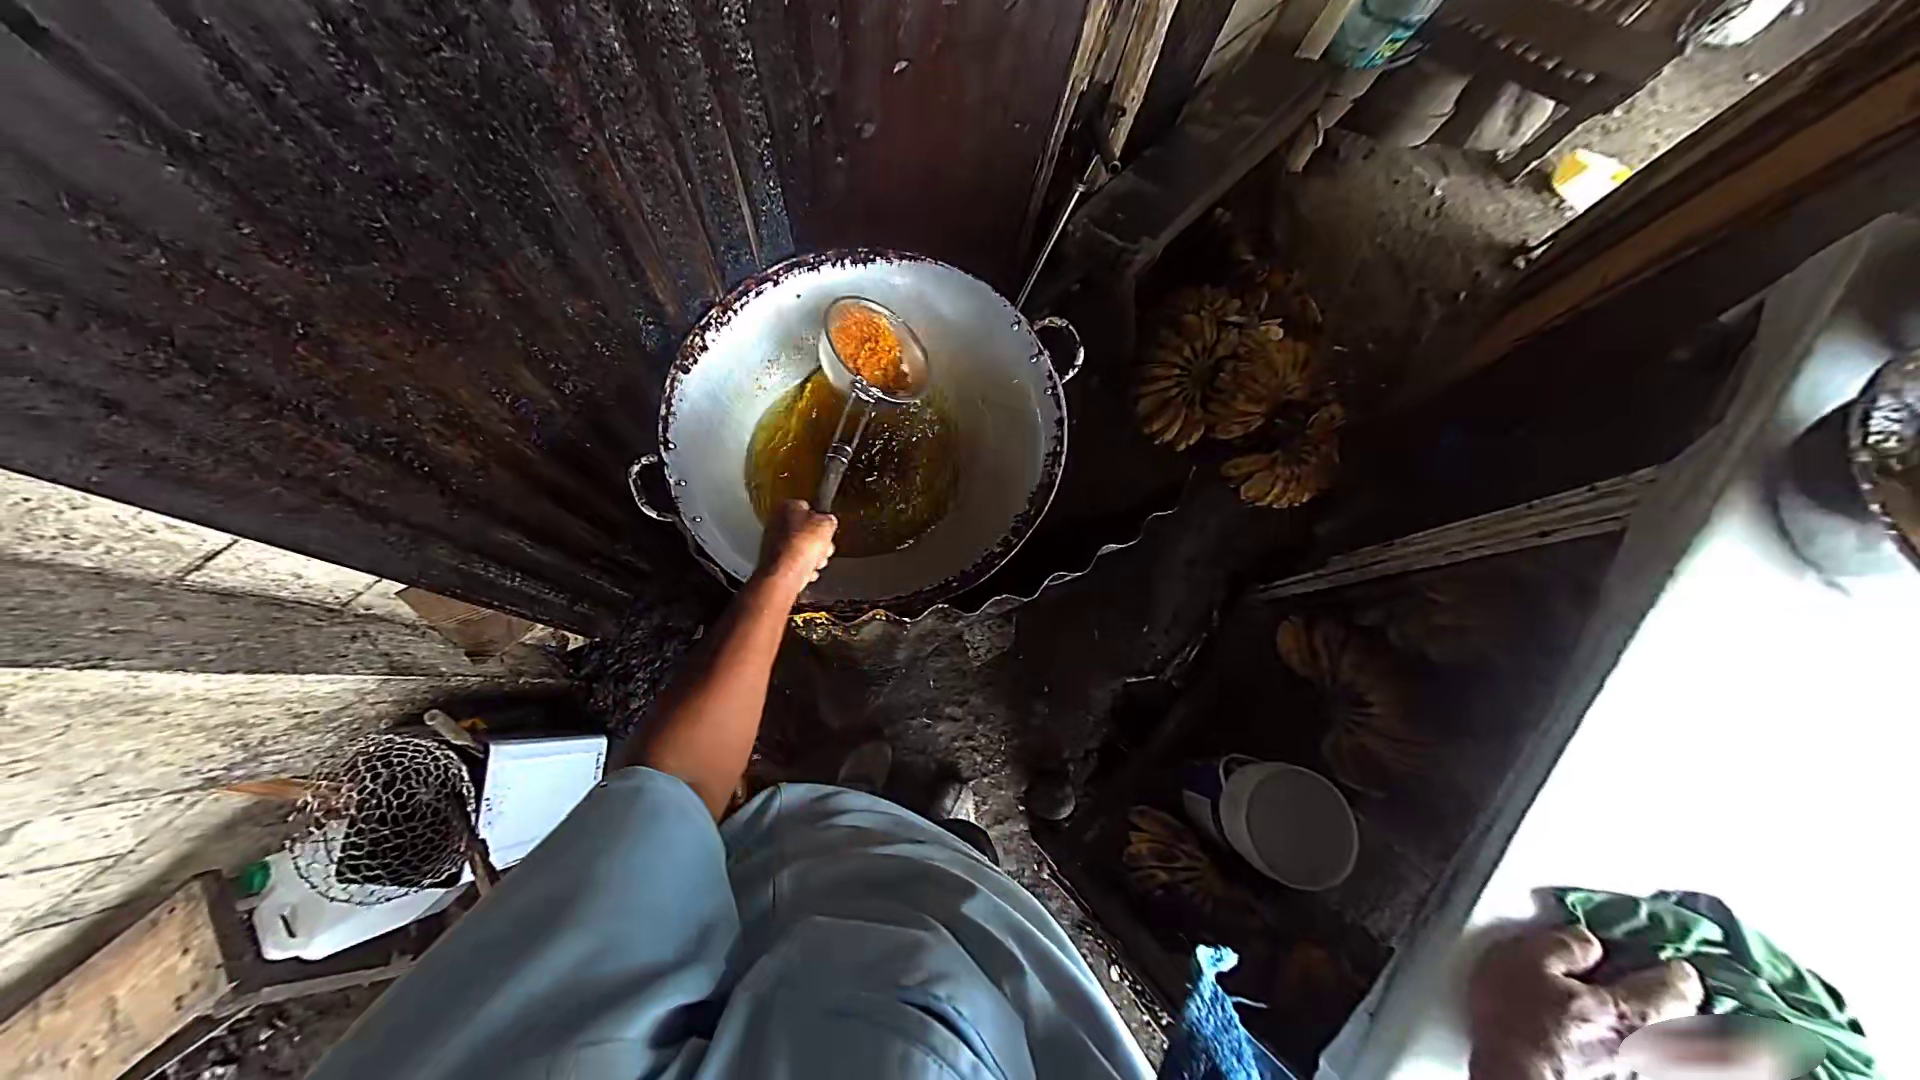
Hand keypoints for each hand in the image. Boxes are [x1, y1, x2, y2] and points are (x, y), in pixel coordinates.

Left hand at [755, 499, 836, 592]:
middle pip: (806, 530)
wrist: (787, 572)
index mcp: (786, 507)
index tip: (826, 523)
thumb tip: (829, 522)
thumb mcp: (827, 524)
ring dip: (814, 557)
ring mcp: (775, 546)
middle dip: (818, 540)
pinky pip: (799, 565)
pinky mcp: (777, 565)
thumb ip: (829, 520)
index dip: (820, 516)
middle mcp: (776, 524)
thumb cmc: (801, 545)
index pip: (806, 506)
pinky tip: (808, 569)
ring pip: (804, 550)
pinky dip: (806, 569)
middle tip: (823, 544)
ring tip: (816, 559)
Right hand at [1469, 925, 1702, 1079]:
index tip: (1679, 967)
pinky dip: (1677, 1062)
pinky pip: (1665, 1070)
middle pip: (1694, 1033)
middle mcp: (1647, 1047)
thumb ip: (1563, 946)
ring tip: (1704, 1039)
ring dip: (1700, 1049)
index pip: (1673, 990)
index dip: (1679, 975)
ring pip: (1685, 1059)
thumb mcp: (1526, 960)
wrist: (1512, 1071)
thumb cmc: (1516, 1014)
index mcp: (1627, 1010)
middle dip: (1698, 1018)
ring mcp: (1638, 1073)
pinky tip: (1663, 1058)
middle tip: (1695, 1003)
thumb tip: (1590, 941)